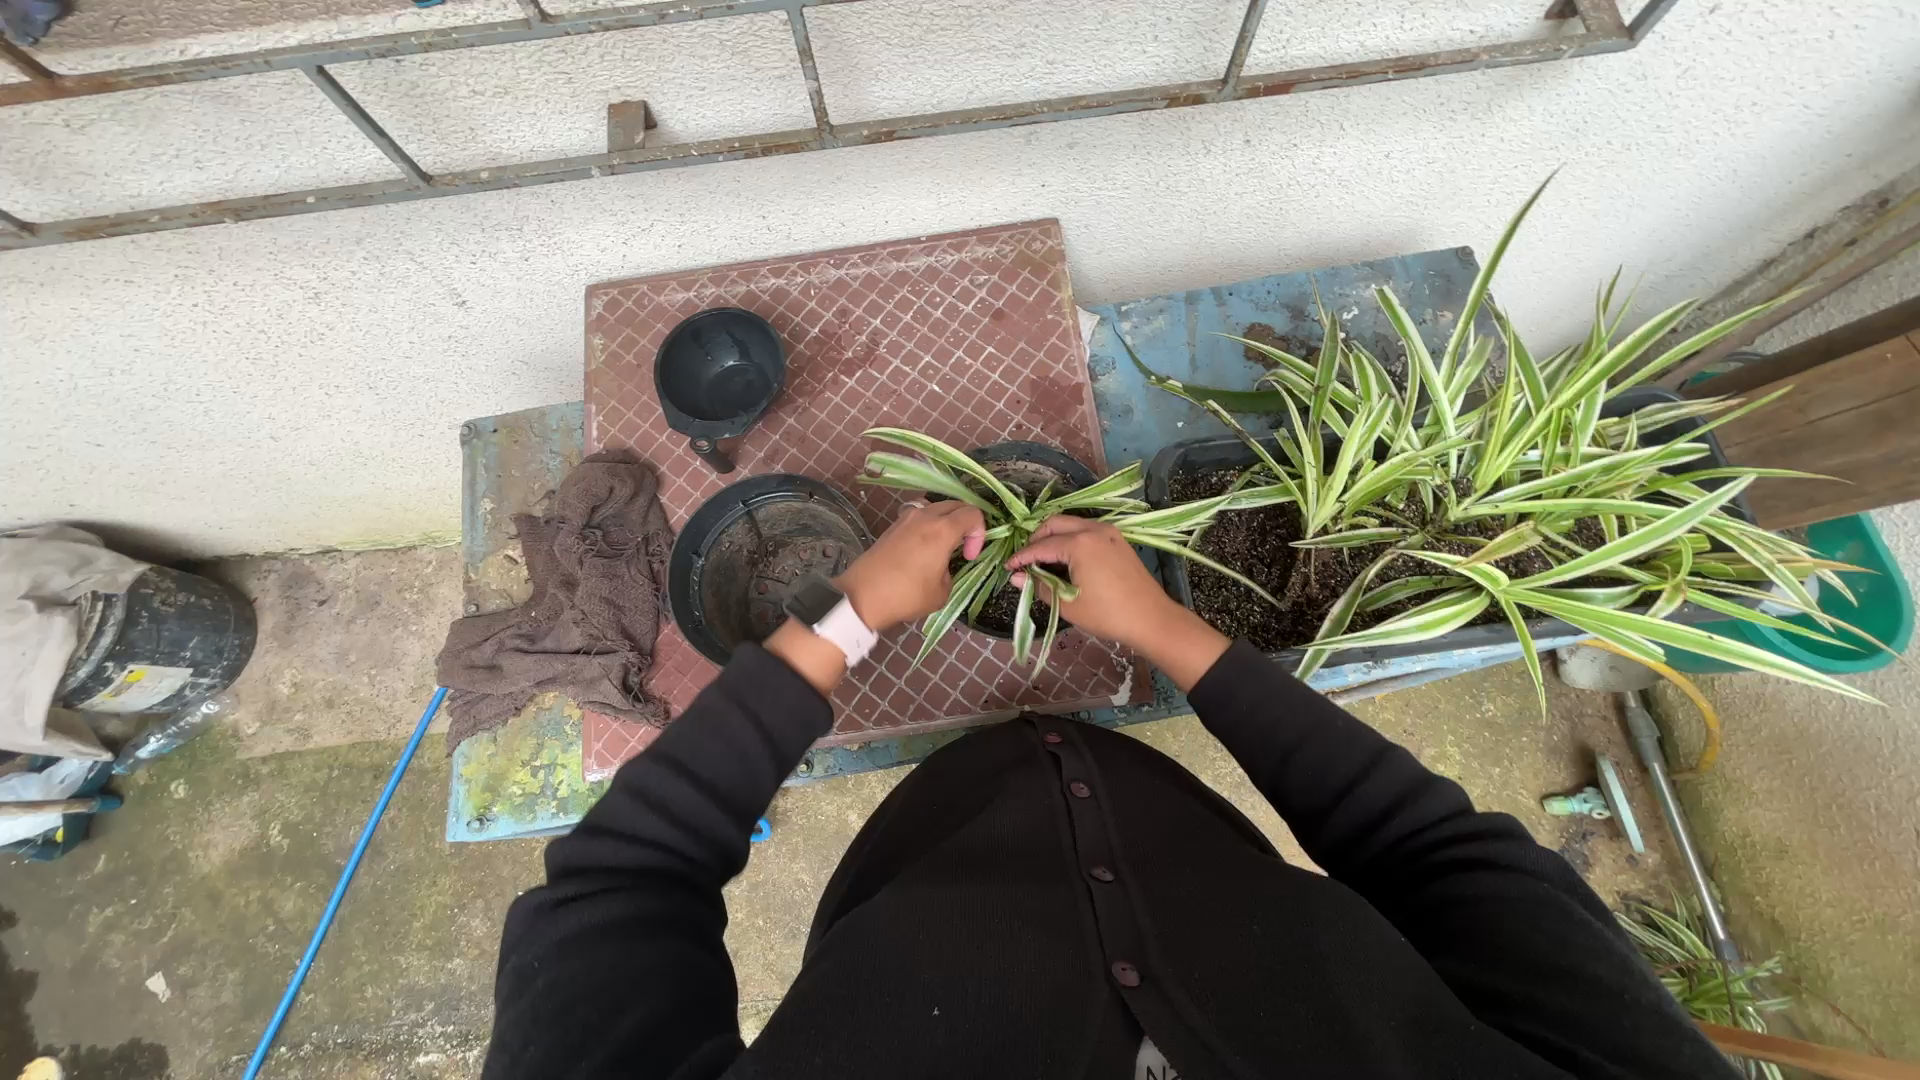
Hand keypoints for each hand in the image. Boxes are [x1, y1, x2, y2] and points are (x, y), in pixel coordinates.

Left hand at [835, 501, 986, 630]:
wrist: (863, 595)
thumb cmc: (906, 595)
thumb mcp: (941, 592)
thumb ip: (950, 572)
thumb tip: (942, 566)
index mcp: (942, 529)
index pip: (973, 513)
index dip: (979, 534)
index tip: (969, 556)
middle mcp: (924, 516)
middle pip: (956, 505)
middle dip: (966, 523)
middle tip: (962, 548)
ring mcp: (905, 518)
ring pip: (936, 508)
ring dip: (946, 522)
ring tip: (944, 546)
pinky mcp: (893, 526)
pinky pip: (920, 517)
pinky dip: (929, 526)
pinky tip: (924, 549)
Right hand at [1006, 516, 1230, 690]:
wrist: (1151, 618)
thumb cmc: (1107, 614)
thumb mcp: (1068, 604)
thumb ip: (1040, 586)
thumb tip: (1017, 577)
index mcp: (1079, 543)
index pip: (1041, 546)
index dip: (1022, 557)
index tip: (1008, 567)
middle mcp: (1093, 529)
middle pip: (1054, 524)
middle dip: (1036, 539)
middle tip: (1025, 560)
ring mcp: (1108, 532)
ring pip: (1071, 524)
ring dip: (1053, 537)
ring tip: (1043, 560)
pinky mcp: (1118, 540)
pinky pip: (1086, 530)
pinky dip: (1071, 539)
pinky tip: (1066, 560)